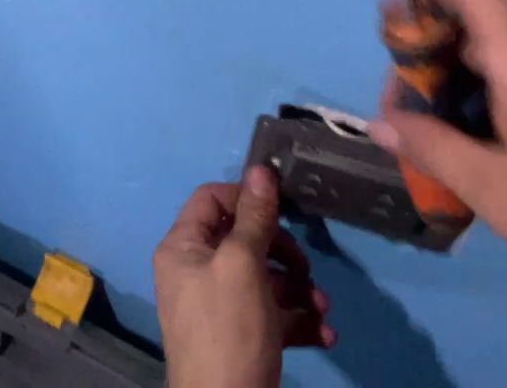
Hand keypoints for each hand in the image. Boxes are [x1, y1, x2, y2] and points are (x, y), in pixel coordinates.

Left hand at [154, 166, 335, 387]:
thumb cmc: (229, 330)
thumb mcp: (243, 264)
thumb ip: (254, 217)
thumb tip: (261, 168)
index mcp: (183, 248)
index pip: (211, 199)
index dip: (246, 197)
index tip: (280, 209)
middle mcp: (195, 272)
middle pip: (243, 239)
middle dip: (282, 251)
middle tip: (305, 266)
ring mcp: (218, 308)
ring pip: (264, 279)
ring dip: (299, 289)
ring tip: (322, 306)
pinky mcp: (241, 338)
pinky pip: (272, 315)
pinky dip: (298, 320)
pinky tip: (324, 333)